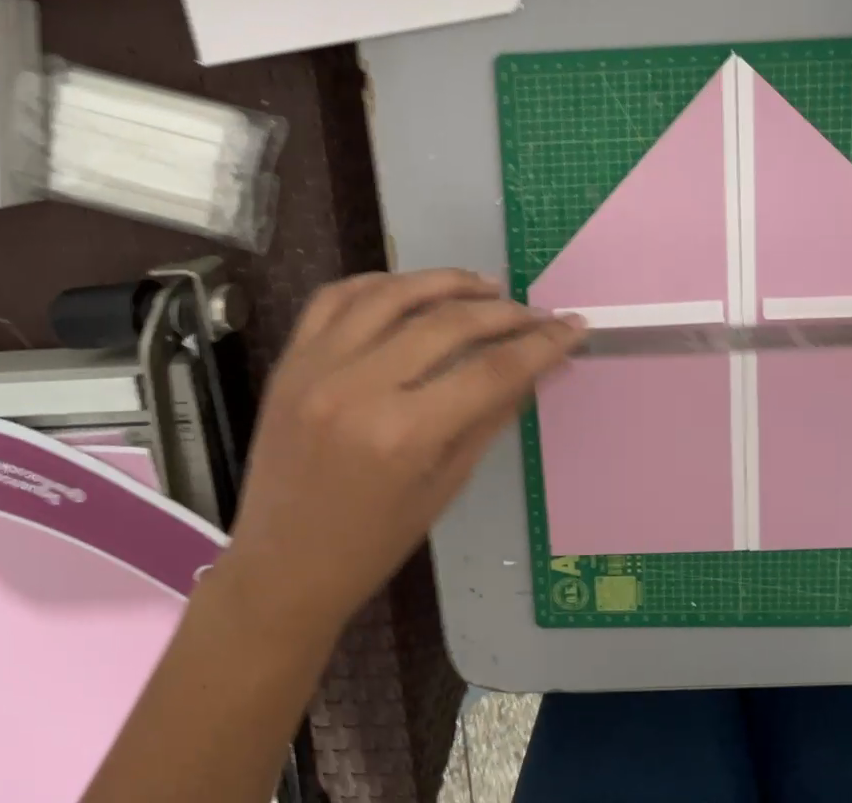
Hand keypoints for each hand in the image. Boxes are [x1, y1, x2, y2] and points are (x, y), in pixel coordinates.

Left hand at [218, 270, 584, 631]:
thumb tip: (535, 369)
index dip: (540, 344)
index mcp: (404, 435)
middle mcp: (359, 389)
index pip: (491, 370)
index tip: (571, 327)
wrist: (280, 570)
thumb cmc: (373, 545)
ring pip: (392, 295)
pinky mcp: (290, 362)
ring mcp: (316, 369)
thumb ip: (491, 418)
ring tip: (484, 286)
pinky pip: (335, 298)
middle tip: (534, 312)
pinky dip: (379, 283)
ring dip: (446, 282)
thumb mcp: (445, 488)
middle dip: (503, 312)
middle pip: (448, 323)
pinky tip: (412, 289)